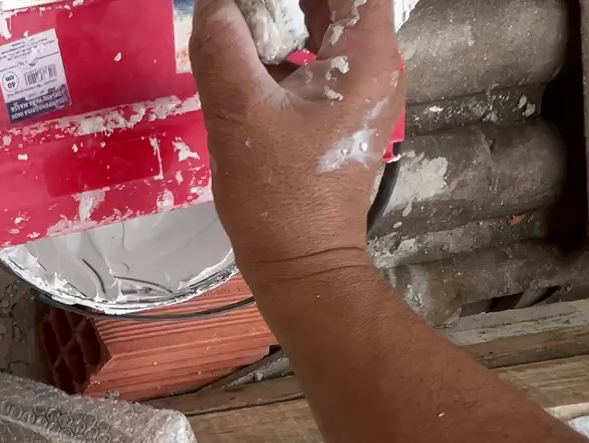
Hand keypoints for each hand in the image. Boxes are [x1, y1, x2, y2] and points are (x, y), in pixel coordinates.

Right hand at [190, 0, 404, 284]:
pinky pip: (313, 71)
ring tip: (233, 34)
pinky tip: (242, 72)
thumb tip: (213, 5)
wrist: (302, 270)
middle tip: (236, 14)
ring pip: (322, 35)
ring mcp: (358, 98)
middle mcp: (374, 67)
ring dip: (278, 27)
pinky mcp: (339, 125)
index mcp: (366, 54)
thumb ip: (221, 48)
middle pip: (335, 2)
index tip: (253, 2)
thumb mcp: (239, 116)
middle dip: (279, 4)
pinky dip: (280, 61)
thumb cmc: (277, 198)